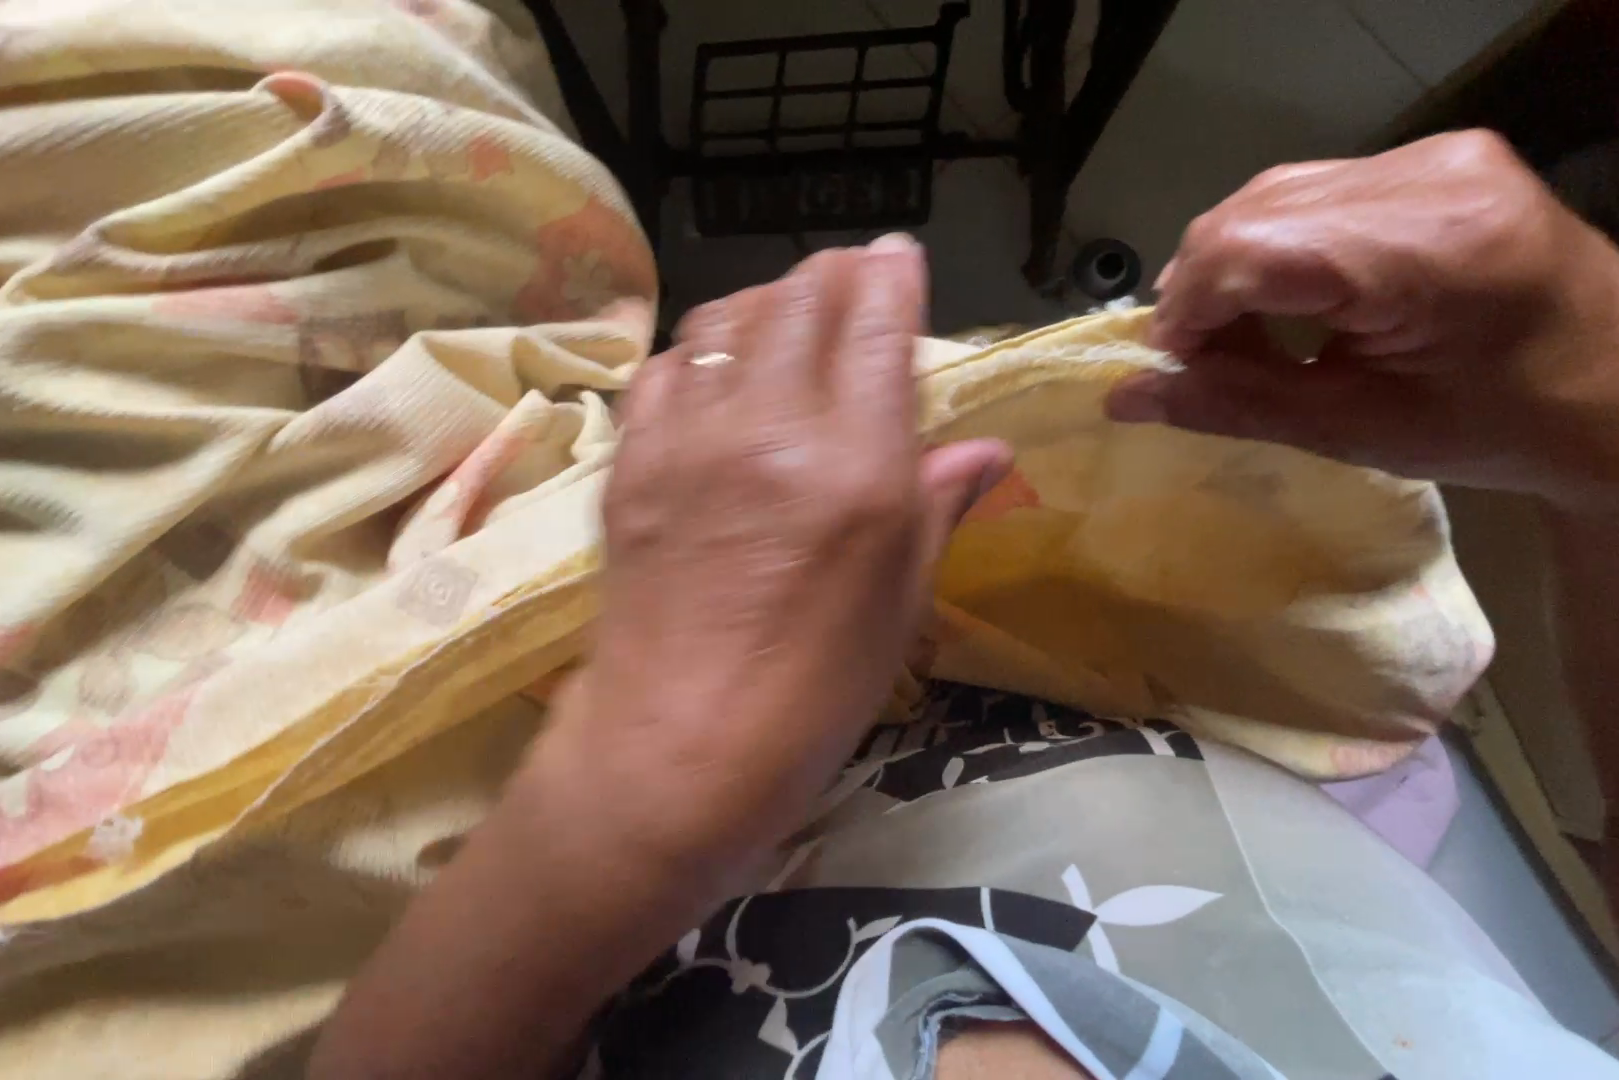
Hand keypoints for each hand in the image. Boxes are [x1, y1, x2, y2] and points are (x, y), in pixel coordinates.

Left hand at [518, 237, 1009, 891]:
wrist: (681, 744)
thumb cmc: (815, 690)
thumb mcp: (900, 601)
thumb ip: (939, 503)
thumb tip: (986, 446)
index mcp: (856, 464)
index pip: (876, 321)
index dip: (890, 274)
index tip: (896, 258)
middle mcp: (771, 428)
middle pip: (800, 297)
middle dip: (831, 276)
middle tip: (846, 288)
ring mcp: (689, 440)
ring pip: (727, 318)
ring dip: (765, 303)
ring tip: (783, 326)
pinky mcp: (632, 464)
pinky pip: (665, 370)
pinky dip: (699, 355)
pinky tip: (715, 380)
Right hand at [1106, 130, 1618, 507]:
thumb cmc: (1497, 429)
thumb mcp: (1349, 432)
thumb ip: (1228, 404)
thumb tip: (1122, 398)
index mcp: (1429, 250)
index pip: (1247, 250)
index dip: (1185, 313)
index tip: (1175, 373)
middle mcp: (1431, 176)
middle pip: (1244, 217)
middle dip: (1198, 296)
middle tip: (1208, 364)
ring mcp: (1434, 158)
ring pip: (1261, 201)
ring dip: (1224, 275)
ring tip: (1245, 340)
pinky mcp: (1430, 162)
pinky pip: (1298, 197)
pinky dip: (1263, 255)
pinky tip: (1281, 304)